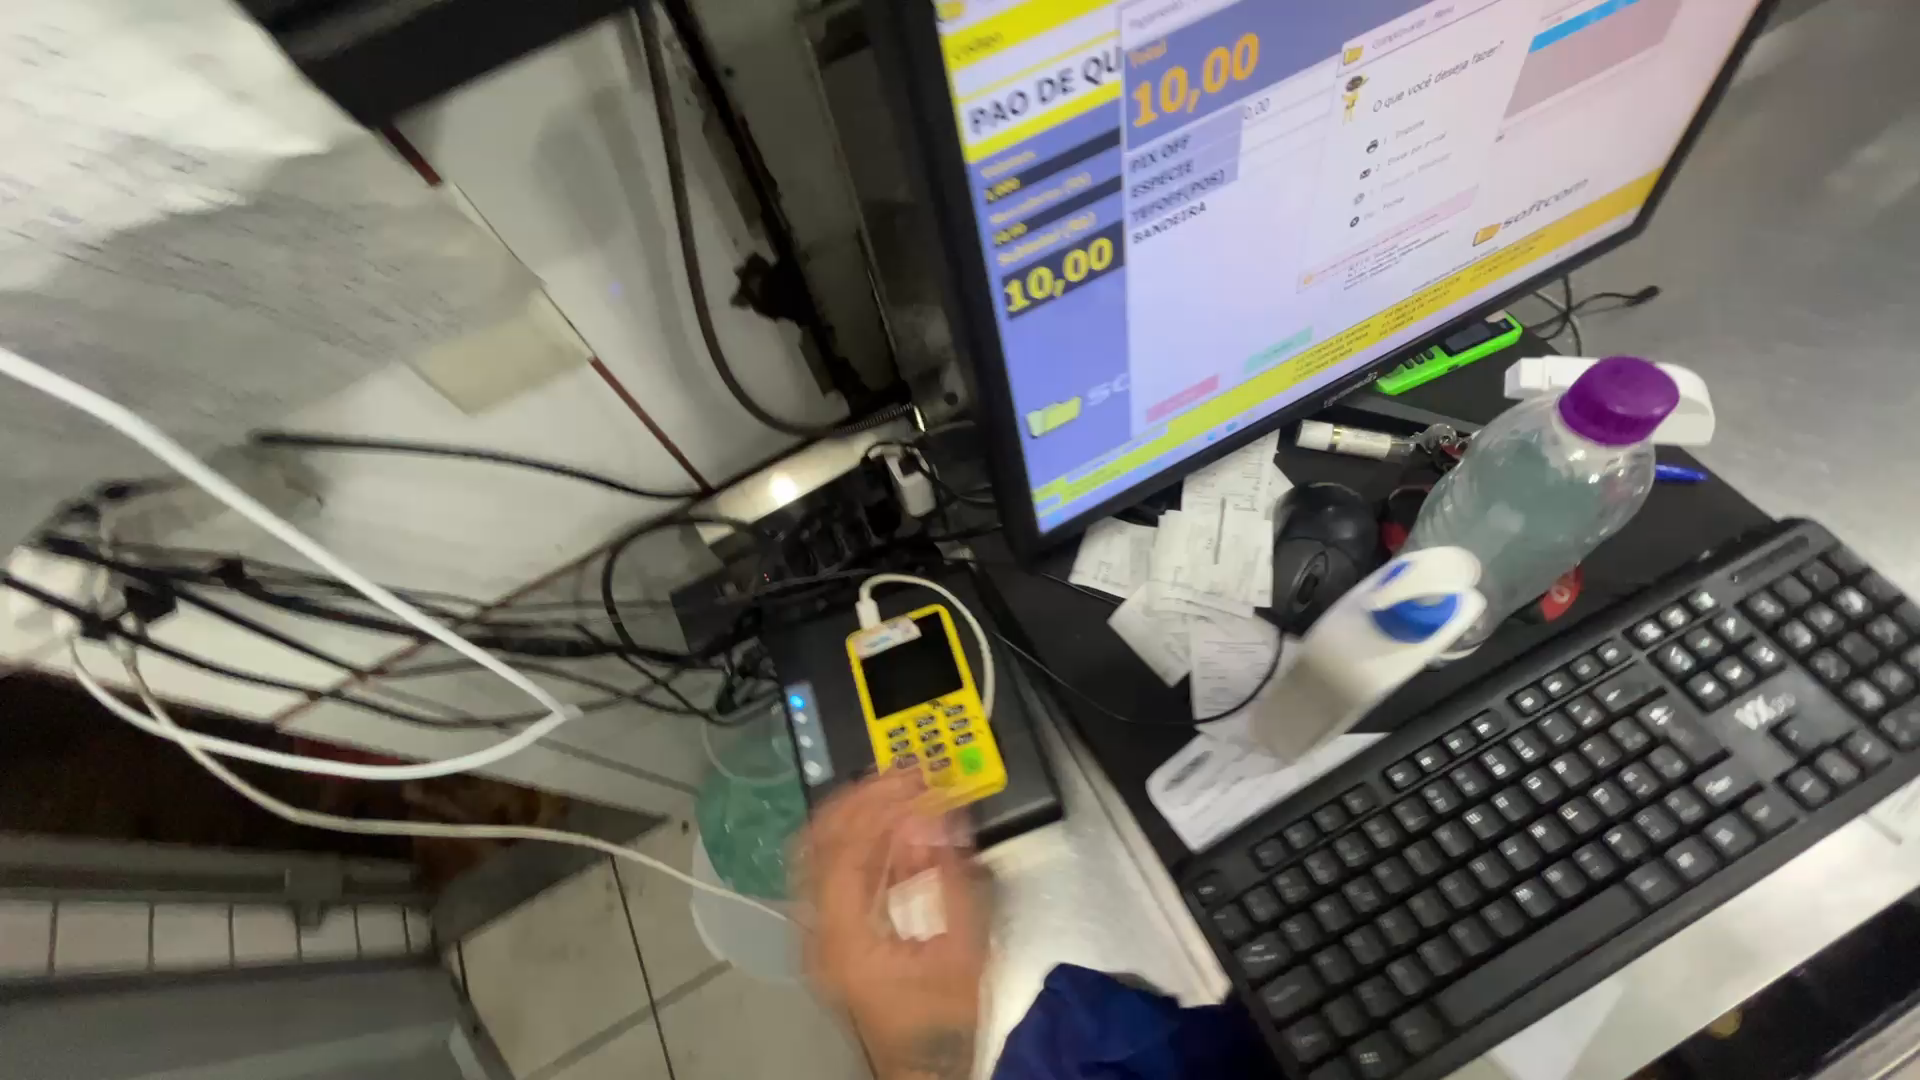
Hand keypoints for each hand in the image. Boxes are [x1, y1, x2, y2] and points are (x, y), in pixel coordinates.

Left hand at [800, 771, 988, 1079]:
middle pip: (818, 839)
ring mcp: (819, 929)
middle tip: (899, 773)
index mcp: (843, 938)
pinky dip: (861, 835)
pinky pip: (834, 865)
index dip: (878, 805)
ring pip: (820, 847)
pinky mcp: (831, 928)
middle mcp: (818, 930)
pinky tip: (895, 824)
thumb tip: (936, 815)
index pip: (844, 848)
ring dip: (857, 811)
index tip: (912, 778)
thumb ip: (947, 877)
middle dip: (859, 797)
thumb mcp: (961, 947)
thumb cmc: (943, 1019)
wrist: (925, 1068)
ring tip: (897, 787)